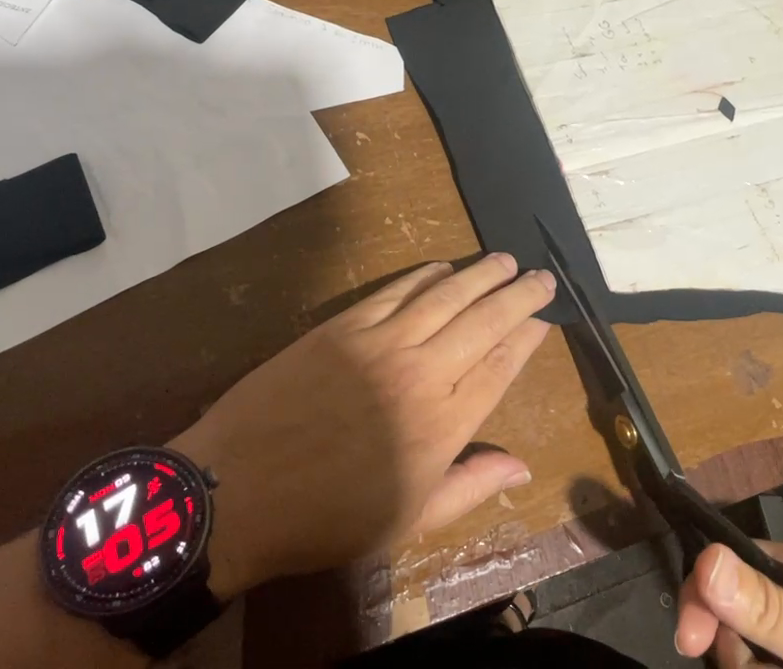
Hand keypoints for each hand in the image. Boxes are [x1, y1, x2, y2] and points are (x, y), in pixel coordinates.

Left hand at [170, 254, 554, 594]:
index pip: (501, 366)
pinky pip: (396, 290)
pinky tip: (443, 267)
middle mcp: (423, 373)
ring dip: (481, 274)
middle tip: (542, 276)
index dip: (527, 337)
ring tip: (505, 259)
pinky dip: (425, 275)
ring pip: (447, 295)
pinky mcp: (343, 326)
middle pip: (484, 321)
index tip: (545, 319)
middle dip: (519, 295)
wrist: (238, 492)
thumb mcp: (408, 522)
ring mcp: (382, 343)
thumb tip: (523, 467)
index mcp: (444, 425)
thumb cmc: (327, 518)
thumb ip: (469, 487)